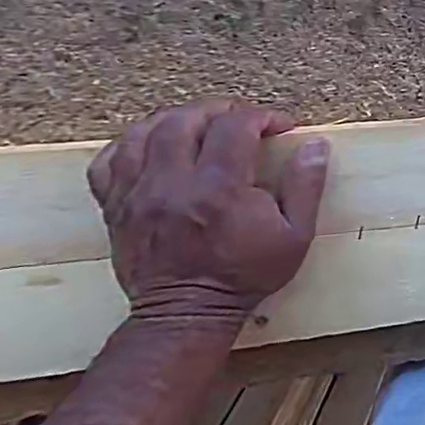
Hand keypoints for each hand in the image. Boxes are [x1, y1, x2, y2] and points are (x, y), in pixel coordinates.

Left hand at [87, 98, 329, 323]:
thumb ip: (306, 186)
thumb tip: (315, 145)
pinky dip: (132, 143)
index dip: (262, 115)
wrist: (187, 314)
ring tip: (201, 126)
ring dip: (176, 120)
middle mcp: (172, 185)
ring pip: (143, 132)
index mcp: (219, 190)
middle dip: (219, 110)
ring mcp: (136, 196)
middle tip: (242, 119)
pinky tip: (156, 146)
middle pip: (184, 119)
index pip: (235, 126)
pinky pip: (109, 160)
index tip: (280, 126)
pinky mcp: (115, 208)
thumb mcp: (296, 235)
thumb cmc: (246, 275)